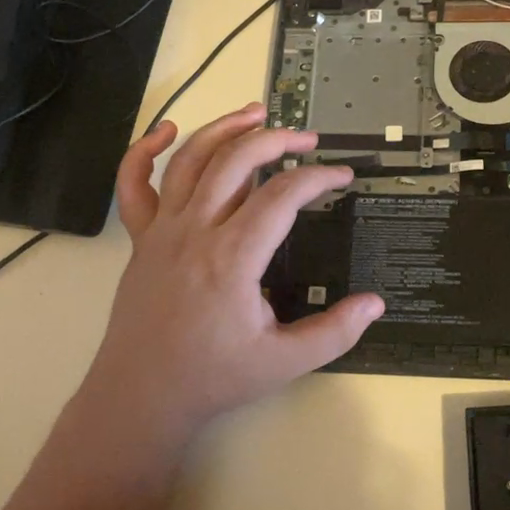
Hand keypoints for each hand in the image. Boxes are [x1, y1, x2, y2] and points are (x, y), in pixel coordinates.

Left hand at [81, 104, 384, 438]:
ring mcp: (161, 231)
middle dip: (277, 140)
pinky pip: (134, 184)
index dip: (317, 179)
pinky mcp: (140, 239)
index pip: (282, 197)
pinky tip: (167, 131)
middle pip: (236, 162)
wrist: (140, 396)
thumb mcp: (284, 363)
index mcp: (232, 259)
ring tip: (256, 113)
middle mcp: (195, 232)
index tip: (342, 178)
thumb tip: (376, 303)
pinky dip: (145, 150)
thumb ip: (334, 332)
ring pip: (189, 160)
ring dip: (224, 129)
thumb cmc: (213, 378)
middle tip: (308, 139)